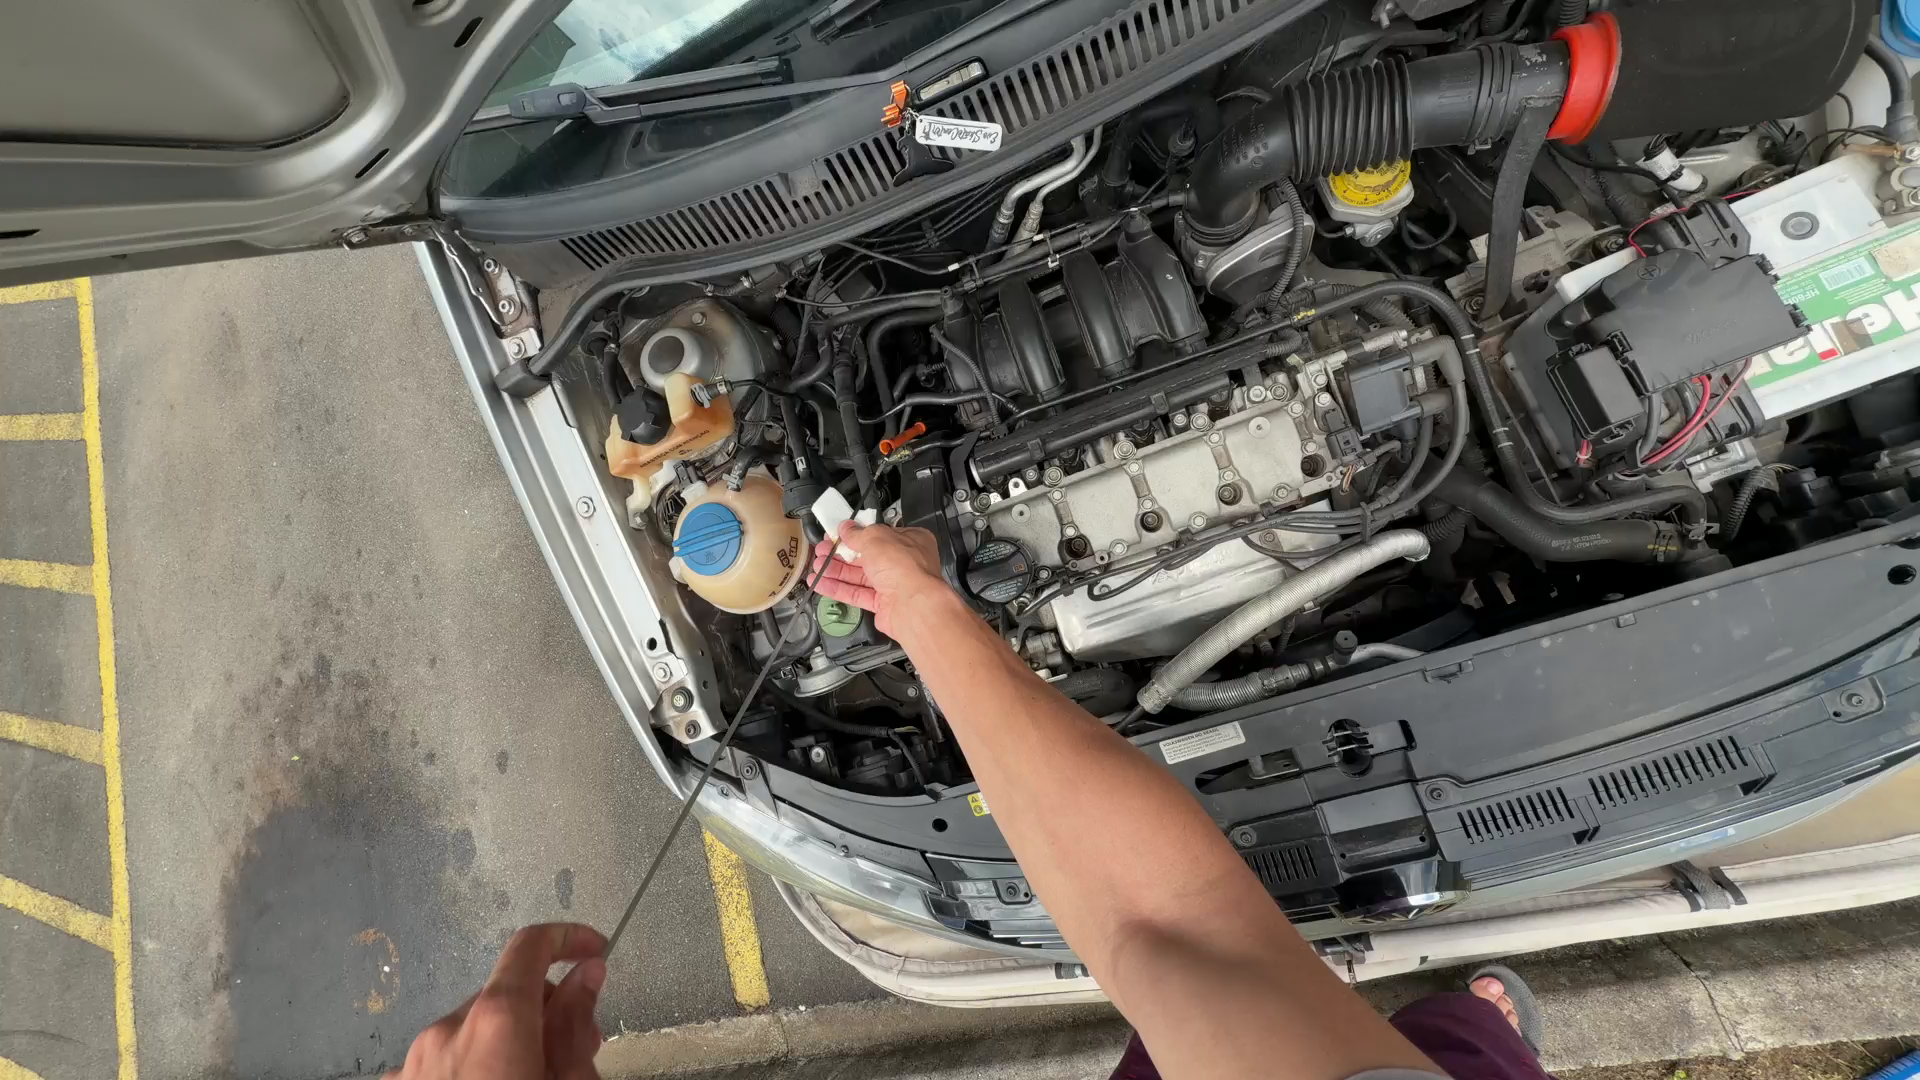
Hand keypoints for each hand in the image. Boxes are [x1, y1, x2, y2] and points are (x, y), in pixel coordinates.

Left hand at [391, 923, 606, 1079]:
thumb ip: (577, 1021)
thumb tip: (587, 972)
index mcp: (494, 1018)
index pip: (531, 944)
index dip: (570, 937)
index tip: (596, 952)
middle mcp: (446, 1031)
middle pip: (507, 993)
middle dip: (546, 1008)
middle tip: (577, 1046)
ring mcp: (411, 1066)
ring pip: (474, 1029)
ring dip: (508, 1039)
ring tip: (534, 1074)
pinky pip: (440, 1060)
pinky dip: (469, 1065)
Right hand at [810, 523, 949, 637]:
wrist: (912, 605)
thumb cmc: (903, 566)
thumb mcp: (875, 538)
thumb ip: (857, 533)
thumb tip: (846, 528)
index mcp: (910, 540)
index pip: (879, 534)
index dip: (856, 534)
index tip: (837, 534)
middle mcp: (904, 563)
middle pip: (866, 556)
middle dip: (841, 554)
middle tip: (821, 551)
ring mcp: (894, 585)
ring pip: (860, 576)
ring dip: (836, 571)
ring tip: (816, 567)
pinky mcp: (883, 605)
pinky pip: (857, 594)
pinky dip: (838, 589)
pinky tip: (821, 583)